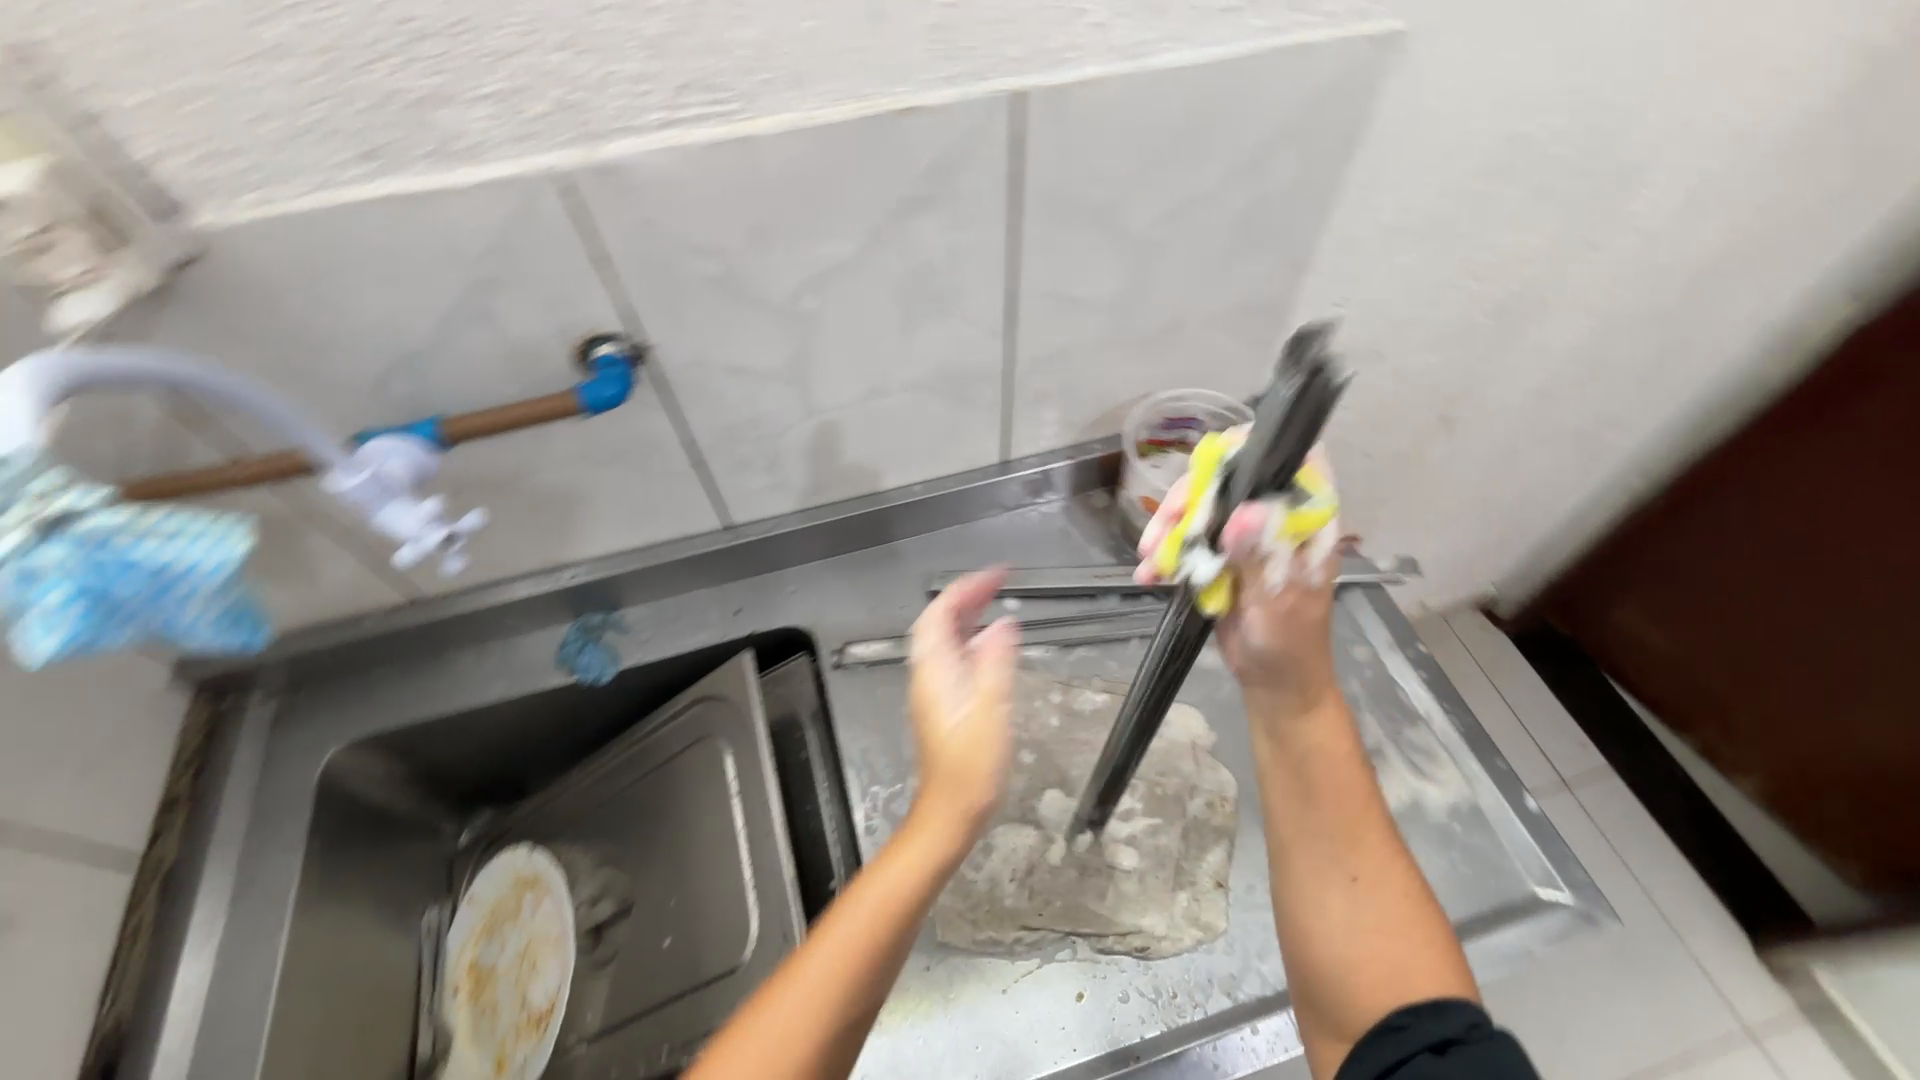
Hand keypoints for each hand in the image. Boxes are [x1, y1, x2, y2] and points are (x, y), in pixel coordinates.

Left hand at [907, 568, 1020, 845]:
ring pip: (945, 641)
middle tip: (1000, 582)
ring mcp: (934, 691)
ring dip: (968, 616)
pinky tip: (991, 645)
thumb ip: (996, 665)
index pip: (939, 615)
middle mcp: (929, 676)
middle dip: (966, 597)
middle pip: (939, 624)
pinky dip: (971, 640)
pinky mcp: (943, 705)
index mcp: (935, 672)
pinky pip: (953, 658)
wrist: (949, 814)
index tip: (996, 575)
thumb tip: (1005, 624)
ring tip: (997, 601)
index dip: (964, 589)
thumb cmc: (971, 769)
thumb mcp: (991, 713)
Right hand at [1135, 451, 1342, 721]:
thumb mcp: (1278, 601)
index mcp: (1305, 521)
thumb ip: (1261, 556)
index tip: (1211, 468)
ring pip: (1201, 508)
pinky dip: (1165, 553)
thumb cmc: (1291, 643)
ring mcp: (1244, 535)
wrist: (1273, 681)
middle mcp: (1274, 517)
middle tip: (1162, 529)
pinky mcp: (1219, 555)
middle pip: (1229, 479)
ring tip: (1149, 559)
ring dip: (1168, 529)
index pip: (1291, 461)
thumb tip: (1243, 512)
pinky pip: (1187, 540)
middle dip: (1188, 499)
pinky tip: (1149, 573)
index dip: (1252, 450)